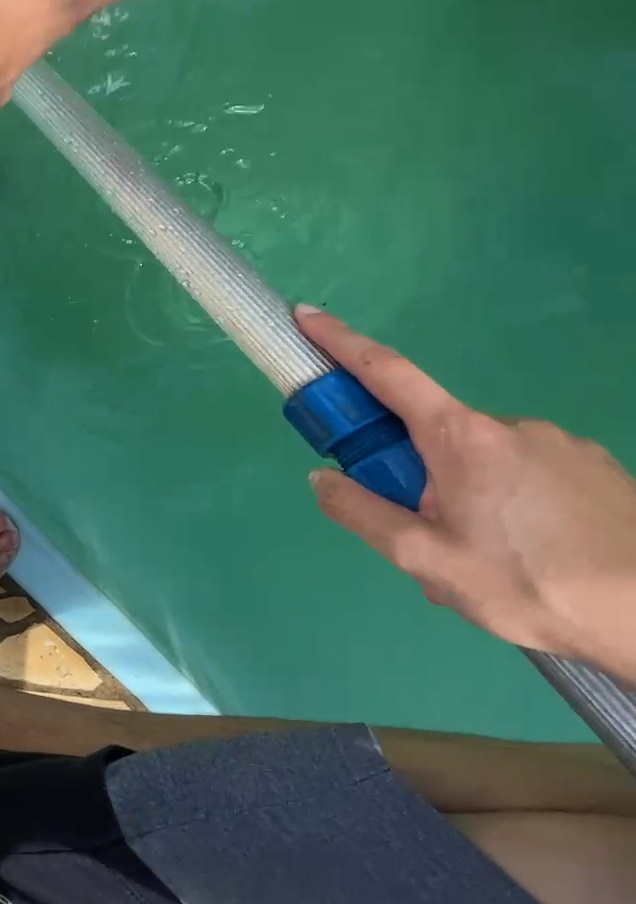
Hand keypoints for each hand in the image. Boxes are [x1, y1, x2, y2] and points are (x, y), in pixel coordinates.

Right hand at [297, 305, 635, 678]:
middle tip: (416, 531)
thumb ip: (359, 511)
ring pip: (473, 461)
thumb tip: (325, 479)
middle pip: (427, 431)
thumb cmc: (531, 585)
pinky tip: (517, 554)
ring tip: (474, 560)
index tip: (307, 317)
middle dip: (405, 473)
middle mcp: (512, 427)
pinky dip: (497, 505)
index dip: (341, 342)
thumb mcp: (421, 558)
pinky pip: (517, 475)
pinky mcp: (596, 470)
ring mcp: (561, 445)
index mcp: (464, 439)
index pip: (388, 374)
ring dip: (453, 497)